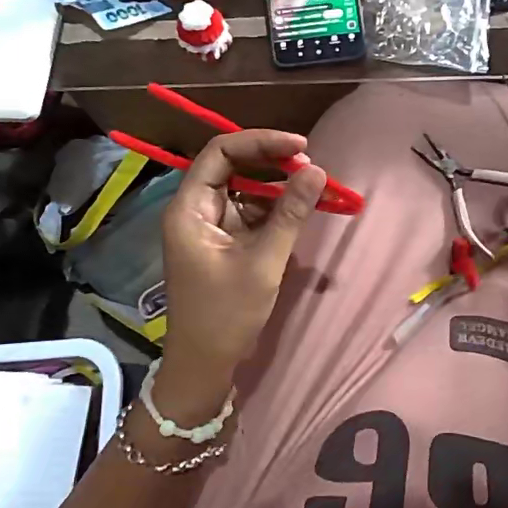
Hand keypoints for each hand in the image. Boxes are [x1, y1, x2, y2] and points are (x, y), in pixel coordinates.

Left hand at [162, 129, 326, 377]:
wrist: (204, 365)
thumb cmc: (226, 315)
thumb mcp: (263, 263)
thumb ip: (290, 214)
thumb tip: (317, 171)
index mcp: (190, 208)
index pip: (221, 152)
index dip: (261, 142)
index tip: (301, 147)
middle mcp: (195, 209)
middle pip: (232, 166)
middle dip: (272, 163)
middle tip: (312, 169)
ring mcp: (210, 226)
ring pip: (244, 189)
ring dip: (277, 186)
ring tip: (312, 188)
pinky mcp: (224, 242)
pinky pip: (250, 212)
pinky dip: (274, 209)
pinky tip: (299, 210)